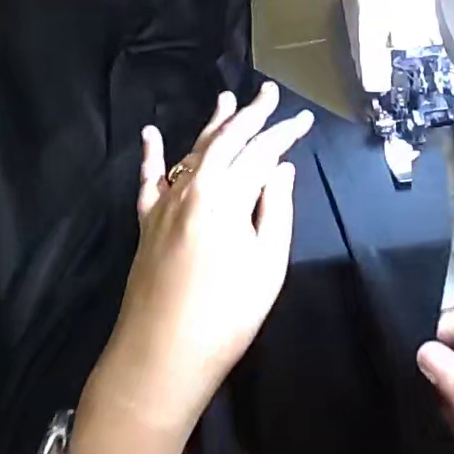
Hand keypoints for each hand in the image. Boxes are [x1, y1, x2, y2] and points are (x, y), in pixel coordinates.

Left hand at [71, 82, 313, 453]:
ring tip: (227, 99)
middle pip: (226, 142)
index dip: (285, 134)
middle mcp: (192, 191)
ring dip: (213, 124)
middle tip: (270, 92)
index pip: (262, 153)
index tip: (305, 120)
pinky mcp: (147, 224)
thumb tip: (282, 169)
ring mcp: (165, 206)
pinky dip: (152, 155)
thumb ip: (276, 209)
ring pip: (192, 152)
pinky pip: (149, 181)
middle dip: (251, 114)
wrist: (159, 361)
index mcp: (226, 199)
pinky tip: (151, 134)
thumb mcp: (268, 264)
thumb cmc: (226, 317)